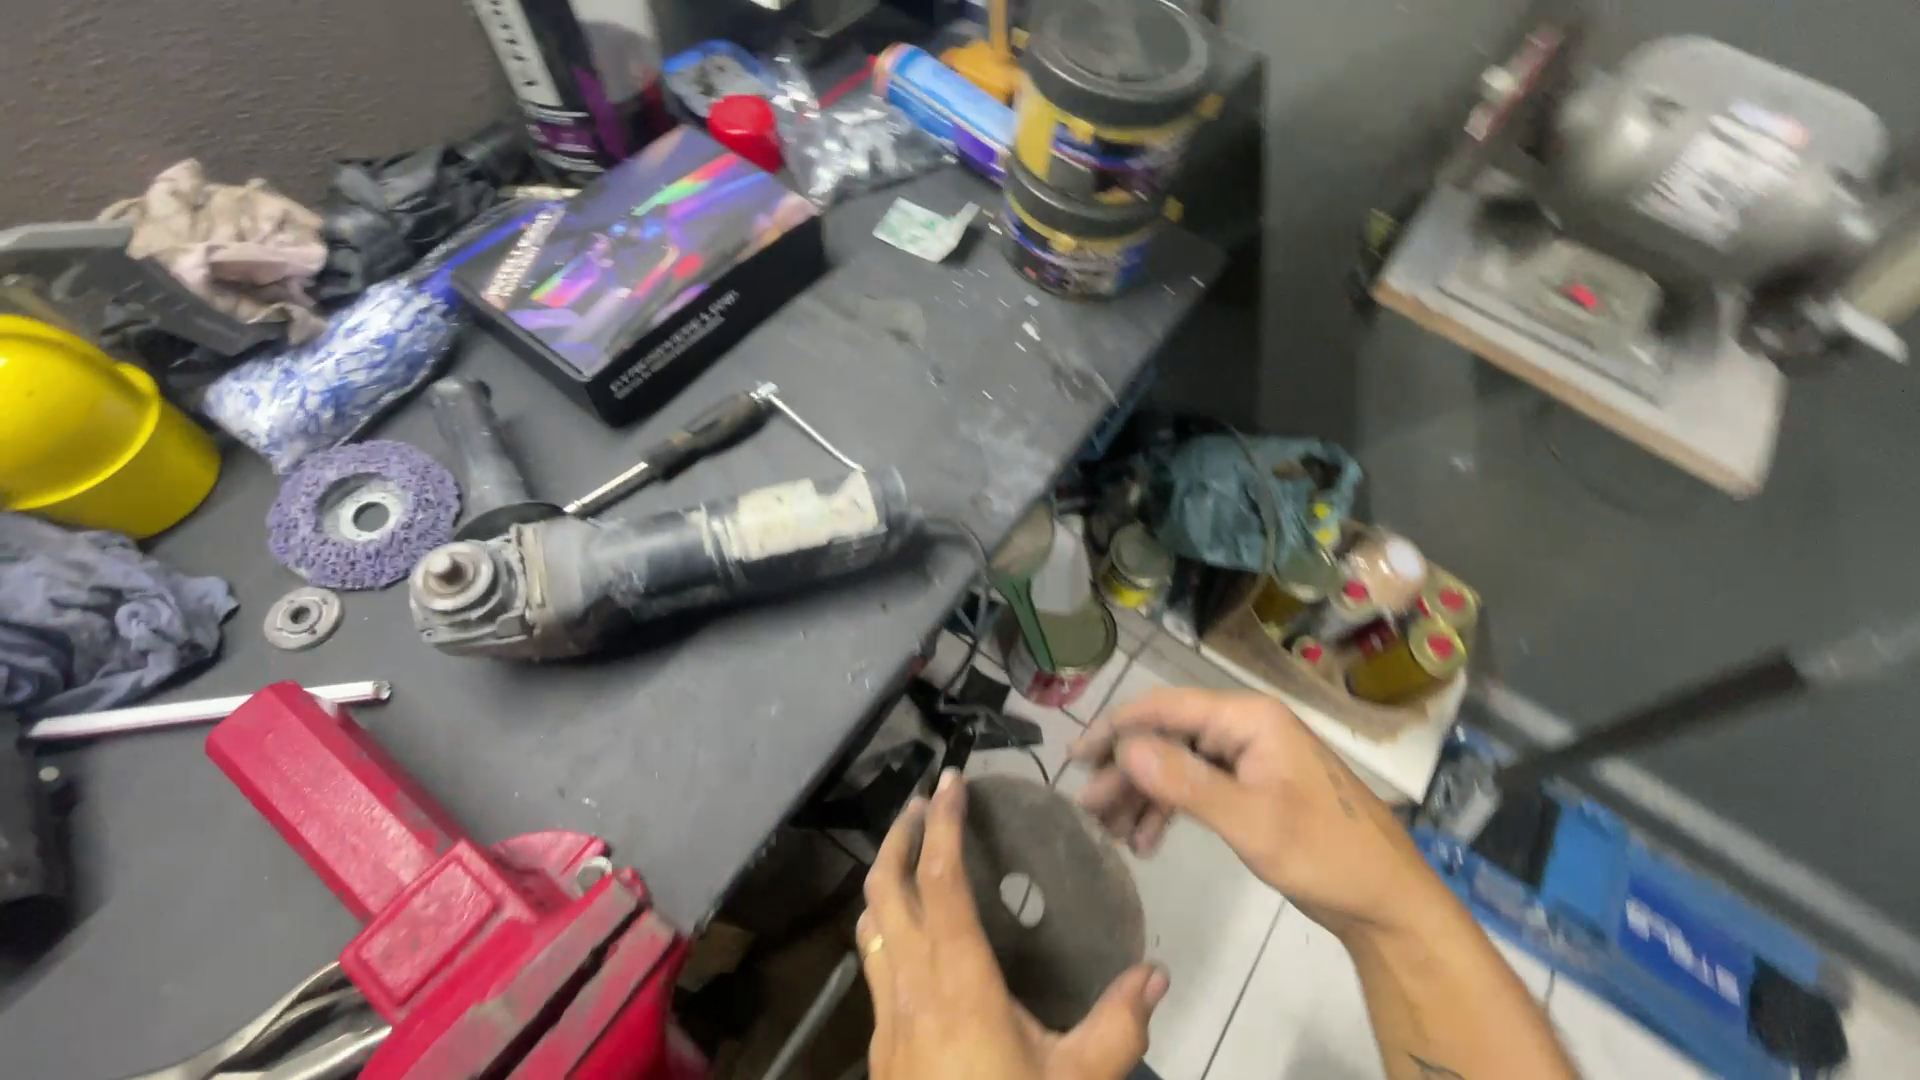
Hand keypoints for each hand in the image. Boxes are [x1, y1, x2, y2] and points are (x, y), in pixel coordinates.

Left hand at [858, 769, 1170, 1079]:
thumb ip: (1119, 1027)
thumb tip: (1157, 973)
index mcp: (959, 981)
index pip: (940, 880)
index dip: (943, 825)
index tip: (950, 780)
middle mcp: (912, 985)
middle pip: (885, 887)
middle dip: (899, 835)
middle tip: (924, 802)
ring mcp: (886, 1017)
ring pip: (870, 923)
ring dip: (885, 877)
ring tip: (910, 852)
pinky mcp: (880, 1046)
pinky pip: (872, 963)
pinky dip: (883, 925)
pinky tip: (910, 936)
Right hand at [1068, 687, 1440, 939]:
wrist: (1388, 904)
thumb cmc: (1326, 855)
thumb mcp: (1252, 821)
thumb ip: (1186, 782)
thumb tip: (1126, 749)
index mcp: (1248, 719)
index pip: (1166, 708)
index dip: (1117, 728)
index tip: (1077, 754)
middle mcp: (1244, 728)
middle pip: (1167, 737)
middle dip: (1126, 772)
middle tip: (1088, 808)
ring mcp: (1248, 758)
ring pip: (1177, 765)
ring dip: (1143, 796)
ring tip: (1111, 833)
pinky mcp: (1250, 787)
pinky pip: (1196, 787)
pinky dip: (1169, 810)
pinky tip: (1147, 842)